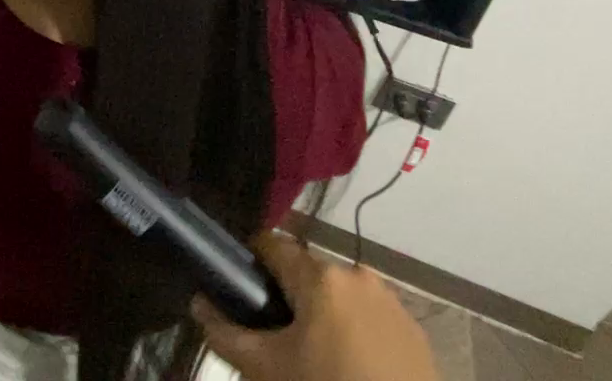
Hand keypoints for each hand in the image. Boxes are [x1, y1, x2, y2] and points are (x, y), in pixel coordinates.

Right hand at [191, 236, 438, 380]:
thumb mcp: (267, 370)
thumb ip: (226, 334)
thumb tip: (198, 302)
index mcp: (320, 276)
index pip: (272, 244)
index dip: (249, 260)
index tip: (237, 286)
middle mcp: (356, 274)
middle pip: (305, 272)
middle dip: (286, 297)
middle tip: (273, 337)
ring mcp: (390, 301)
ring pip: (338, 295)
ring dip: (320, 314)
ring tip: (312, 357)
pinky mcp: (413, 330)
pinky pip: (368, 316)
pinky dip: (352, 331)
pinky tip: (347, 367)